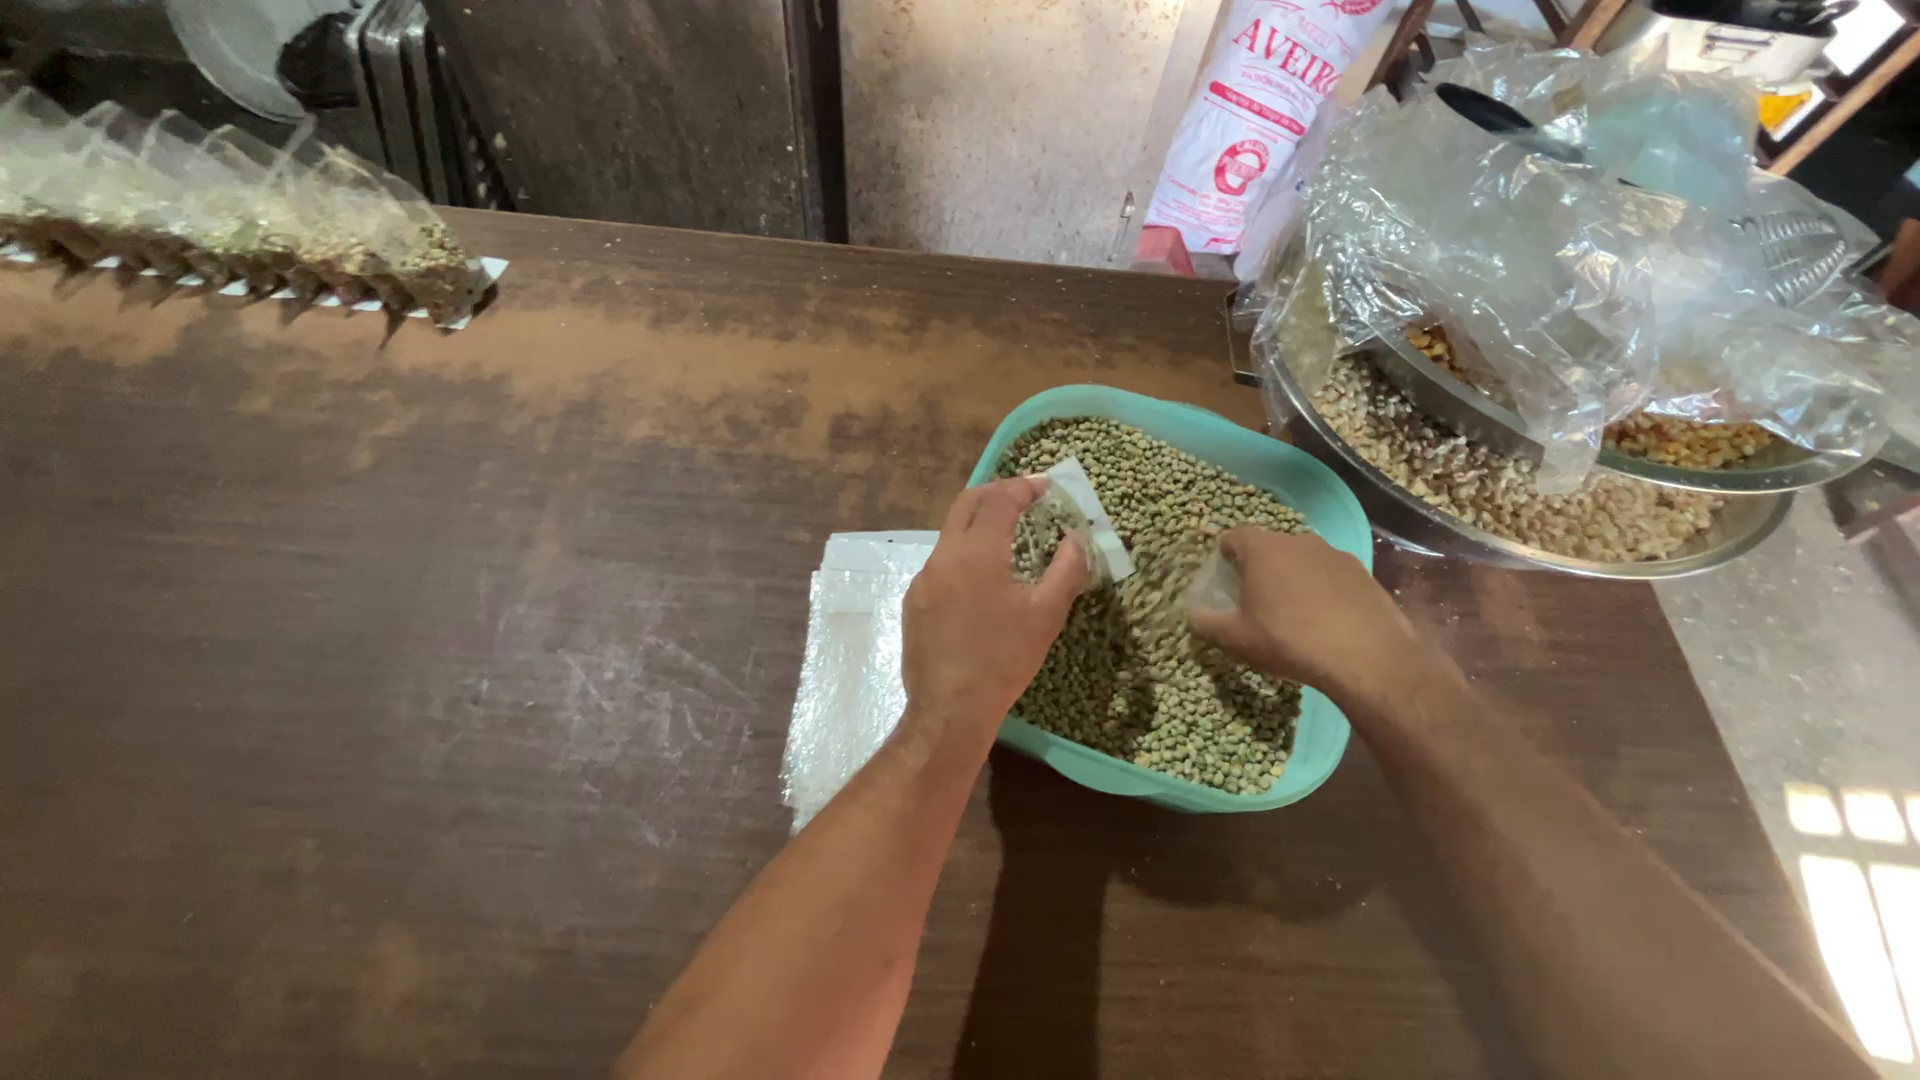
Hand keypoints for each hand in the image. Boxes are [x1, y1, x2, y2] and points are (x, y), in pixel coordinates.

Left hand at [900, 477, 1087, 747]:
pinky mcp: (914, 602)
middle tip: (1023, 498)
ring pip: (951, 535)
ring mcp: (923, 579)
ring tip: (1007, 540)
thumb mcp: (1046, 614)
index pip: (999, 499)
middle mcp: (944, 556)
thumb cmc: (1004, 659)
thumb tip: (1076, 537)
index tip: (1045, 486)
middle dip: (996, 493)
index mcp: (977, 552)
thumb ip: (1067, 568)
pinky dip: (964, 558)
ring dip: (978, 527)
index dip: (1024, 486)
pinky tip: (981, 583)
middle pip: (967, 504)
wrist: (950, 708)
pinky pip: (941, 565)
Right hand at [1186, 528, 1430, 704]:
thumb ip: (1206, 623)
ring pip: (1303, 560)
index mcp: (1262, 549)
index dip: (1224, 555)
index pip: (1233, 536)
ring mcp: (1336, 555)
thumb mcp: (1235, 639)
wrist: (1366, 657)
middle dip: (1260, 568)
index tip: (1223, 578)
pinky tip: (1326, 622)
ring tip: (1294, 614)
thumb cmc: (1288, 641)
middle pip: (1270, 547)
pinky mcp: (1364, 573)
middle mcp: (1299, 541)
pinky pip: (1332, 576)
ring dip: (1294, 578)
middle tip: (1255, 600)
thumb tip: (1193, 615)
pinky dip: (1324, 591)